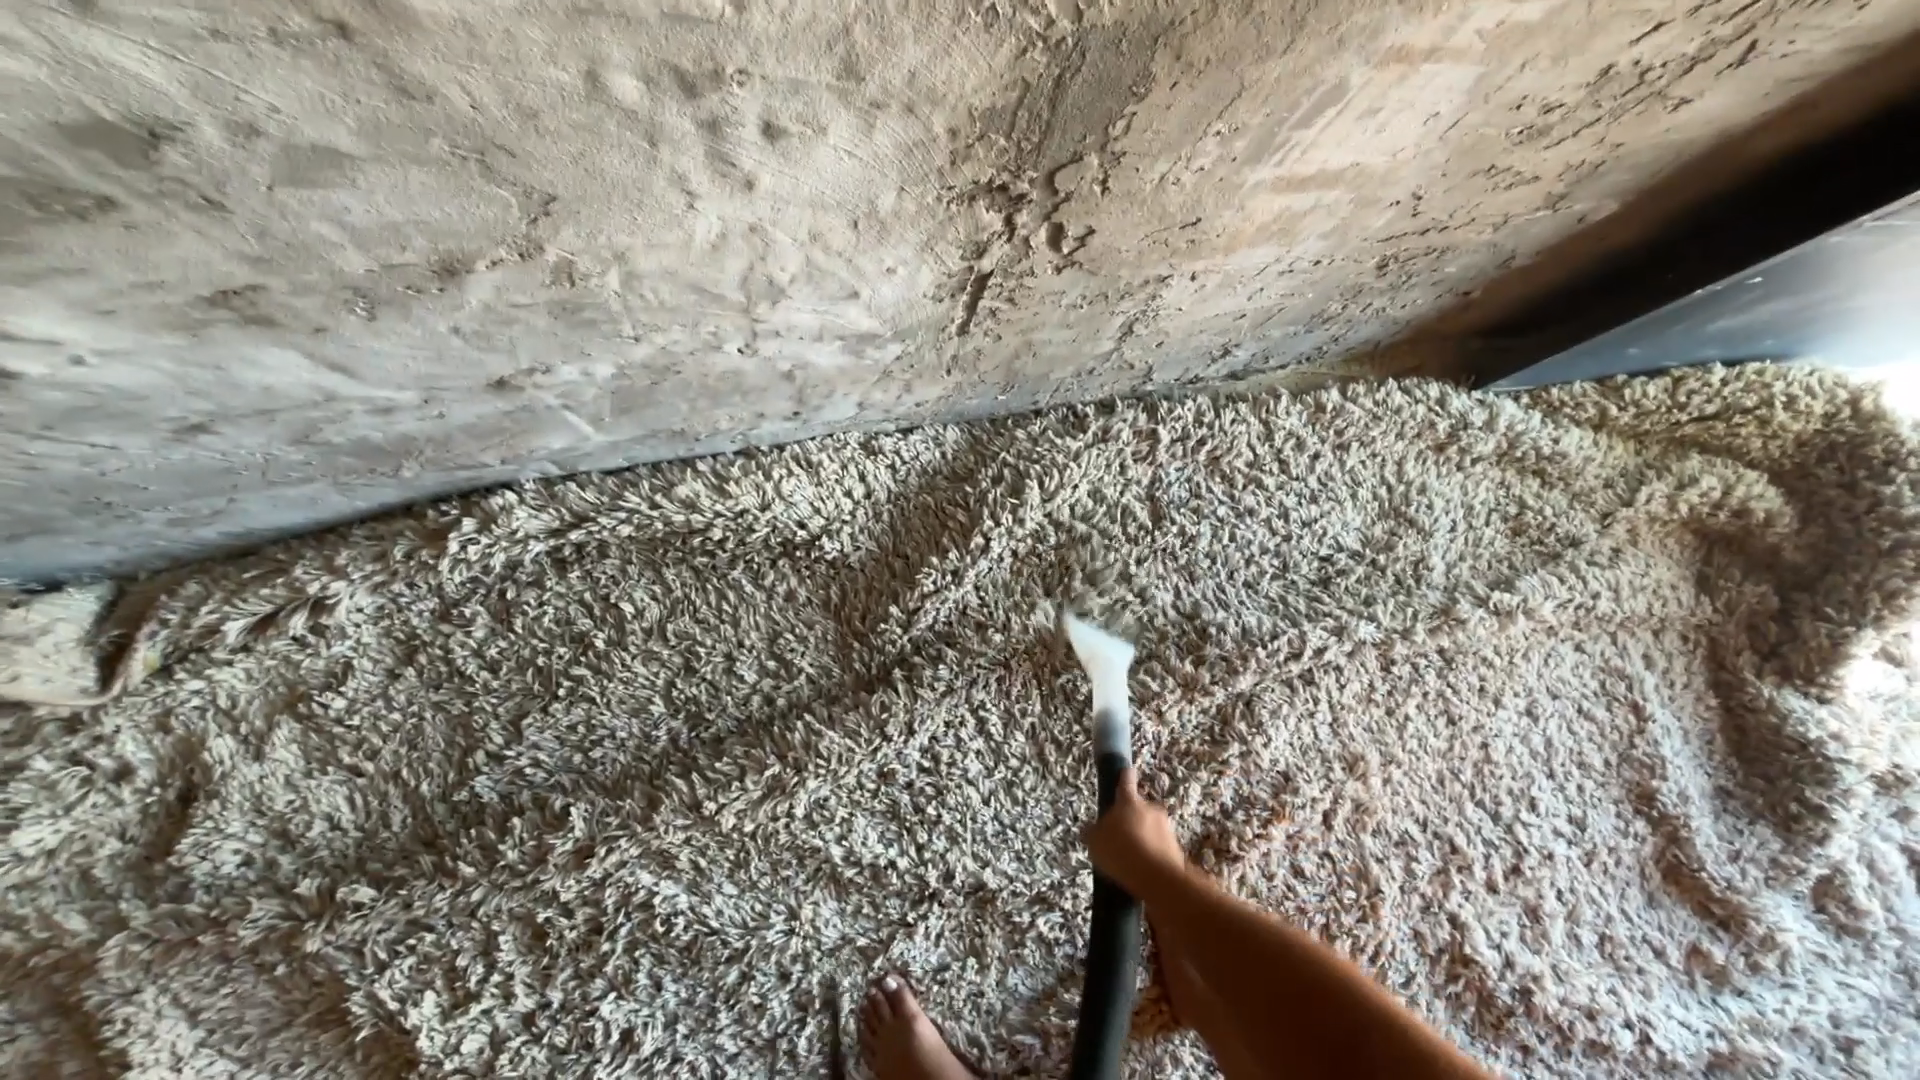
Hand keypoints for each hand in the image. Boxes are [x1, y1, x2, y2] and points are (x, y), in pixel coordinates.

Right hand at [1083, 768, 1186, 897]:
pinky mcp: (1176, 847)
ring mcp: (1166, 827)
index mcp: (1129, 802)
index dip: (1124, 776)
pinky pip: (1158, 845)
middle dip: (1130, 818)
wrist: (1159, 879)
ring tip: (1129, 858)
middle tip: (1119, 835)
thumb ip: (1093, 832)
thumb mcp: (1096, 843)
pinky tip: (1140, 868)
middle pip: (1138, 808)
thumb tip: (1090, 829)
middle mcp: (1151, 809)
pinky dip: (1151, 852)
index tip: (1125, 770)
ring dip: (1142, 837)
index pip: (1126, 781)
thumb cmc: (1122, 853)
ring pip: (1150, 827)